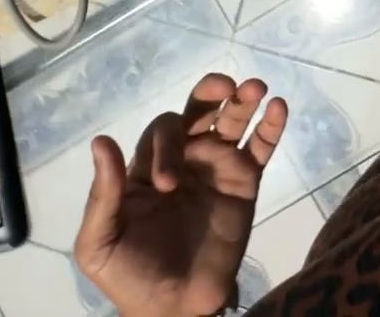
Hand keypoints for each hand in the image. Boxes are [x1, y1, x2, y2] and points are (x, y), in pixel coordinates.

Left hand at [74, 73, 288, 316]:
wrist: (175, 310)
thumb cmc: (131, 276)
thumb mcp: (101, 242)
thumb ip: (103, 194)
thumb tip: (101, 140)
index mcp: (150, 165)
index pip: (163, 132)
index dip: (167, 147)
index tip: (169, 188)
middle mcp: (186, 157)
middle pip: (199, 110)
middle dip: (211, 92)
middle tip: (224, 86)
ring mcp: (218, 167)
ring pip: (232, 120)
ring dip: (244, 100)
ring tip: (255, 87)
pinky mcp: (245, 182)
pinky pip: (261, 147)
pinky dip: (271, 126)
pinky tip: (278, 106)